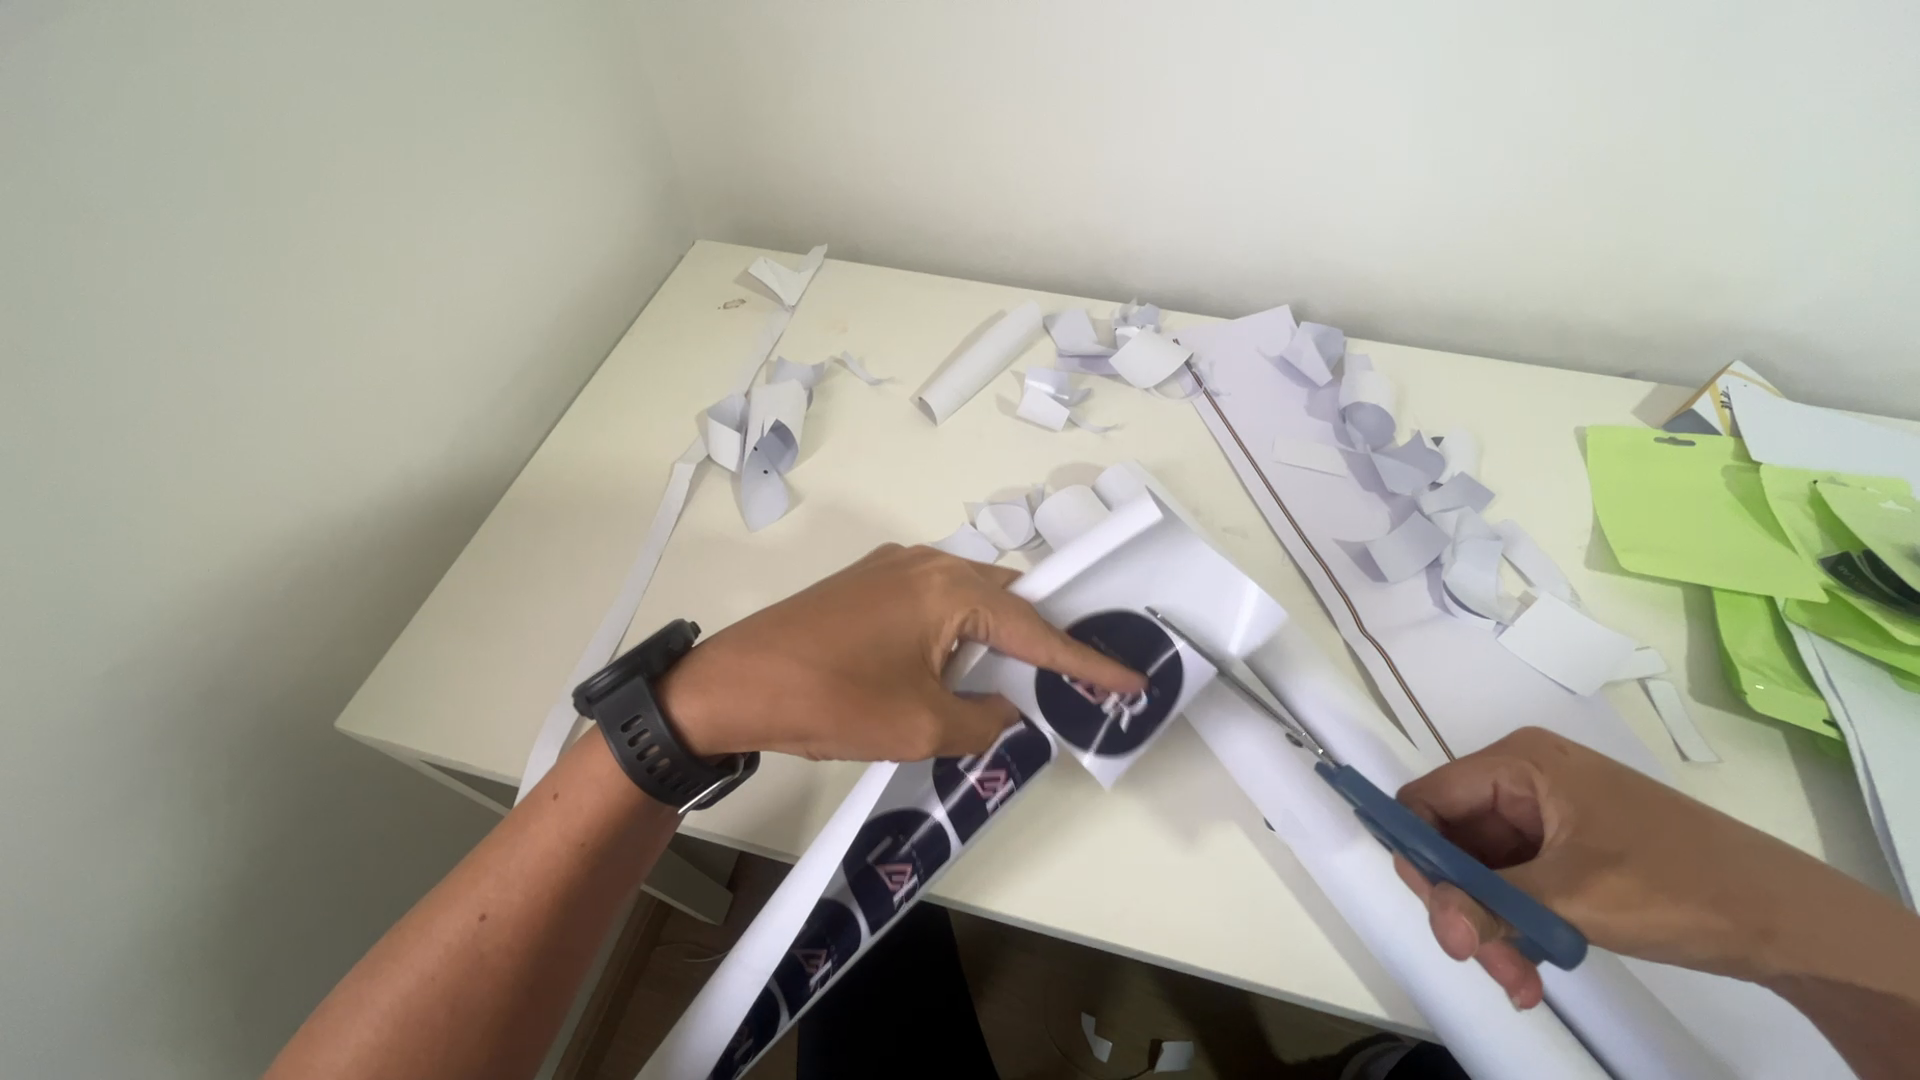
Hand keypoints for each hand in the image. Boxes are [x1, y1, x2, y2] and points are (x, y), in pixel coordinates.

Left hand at [654, 544, 1146, 762]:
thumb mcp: (920, 726)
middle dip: (1040, 639)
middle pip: (1007, 598)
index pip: (1037, 629)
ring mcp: (892, 568)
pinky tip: (953, 664)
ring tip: (1011, 677)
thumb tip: (1004, 711)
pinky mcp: (866, 583)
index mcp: (950, 589)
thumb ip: (982, 720)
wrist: (730, 684)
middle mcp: (927, 562)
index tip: (1130, 679)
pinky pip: (934, 600)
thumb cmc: (831, 701)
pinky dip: (957, 630)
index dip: (1085, 662)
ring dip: (995, 634)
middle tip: (1068, 678)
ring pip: (969, 596)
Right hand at [1392, 727, 1861, 1007]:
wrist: (1795, 923)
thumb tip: (1438, 925)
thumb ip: (1491, 905)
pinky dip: (1515, 924)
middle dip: (1462, 903)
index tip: (1436, 909)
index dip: (1418, 850)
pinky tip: (1529, 970)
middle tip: (1480, 959)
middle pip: (1454, 839)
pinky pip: (1514, 881)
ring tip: (1515, 980)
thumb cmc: (1678, 885)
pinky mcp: (1565, 848)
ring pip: (1482, 869)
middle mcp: (1523, 781)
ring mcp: (1545, 815)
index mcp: (1518, 763)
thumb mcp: (1573, 898)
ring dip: (1490, 924)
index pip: (1429, 798)